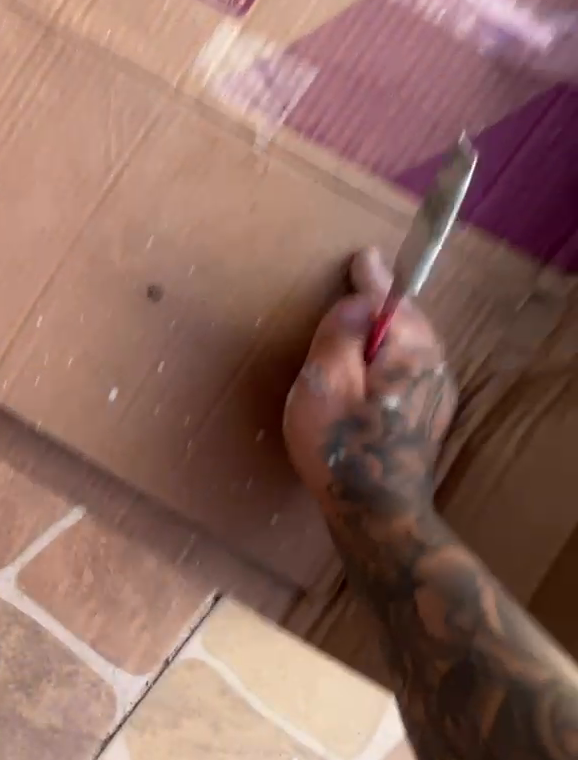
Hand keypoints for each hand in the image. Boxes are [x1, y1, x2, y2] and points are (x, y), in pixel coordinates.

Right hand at [282, 249, 456, 519]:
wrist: (374, 503)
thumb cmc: (338, 439)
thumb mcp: (324, 382)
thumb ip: (340, 338)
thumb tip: (359, 301)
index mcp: (409, 357)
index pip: (394, 305)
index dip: (373, 281)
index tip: (363, 256)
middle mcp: (432, 371)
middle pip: (411, 324)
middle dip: (387, 300)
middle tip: (360, 279)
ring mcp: (434, 396)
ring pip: (413, 346)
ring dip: (389, 325)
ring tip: (364, 314)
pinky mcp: (424, 415)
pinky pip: (409, 365)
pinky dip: (390, 348)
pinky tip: (371, 358)